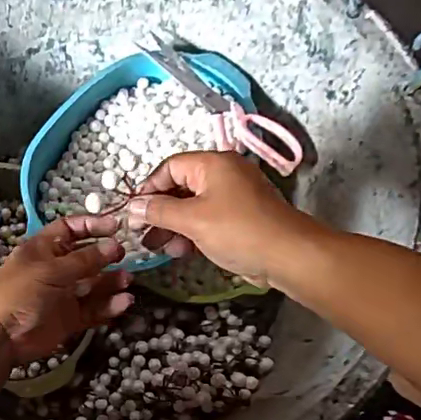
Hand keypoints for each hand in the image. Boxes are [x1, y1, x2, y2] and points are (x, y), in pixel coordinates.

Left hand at [0, 215, 135, 364]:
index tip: (115, 226)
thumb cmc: (19, 293)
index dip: (91, 225)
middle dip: (106, 255)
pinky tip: (124, 302)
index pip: (69, 229)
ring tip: (127, 280)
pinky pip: (94, 309)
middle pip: (86, 257)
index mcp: (44, 249)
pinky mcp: (70, 318)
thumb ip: (84, 260)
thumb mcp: (51, 271)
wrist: (0, 337)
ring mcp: (64, 294)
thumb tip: (114, 246)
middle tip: (124, 255)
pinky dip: (109, 306)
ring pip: (94, 284)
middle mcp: (56, 269)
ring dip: (111, 281)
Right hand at [125, 151, 315, 287]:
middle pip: (179, 187)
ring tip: (159, 247)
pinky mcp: (237, 219)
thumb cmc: (238, 231)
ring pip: (191, 207)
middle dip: (159, 211)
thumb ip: (159, 211)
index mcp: (212, 164)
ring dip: (172, 227)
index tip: (133, 212)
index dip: (148, 188)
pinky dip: (190, 233)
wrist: (287, 255)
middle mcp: (222, 175)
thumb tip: (133, 206)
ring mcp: (232, 197)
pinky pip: (206, 220)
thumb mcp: (192, 220)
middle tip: (141, 234)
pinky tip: (180, 251)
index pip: (170, 167)